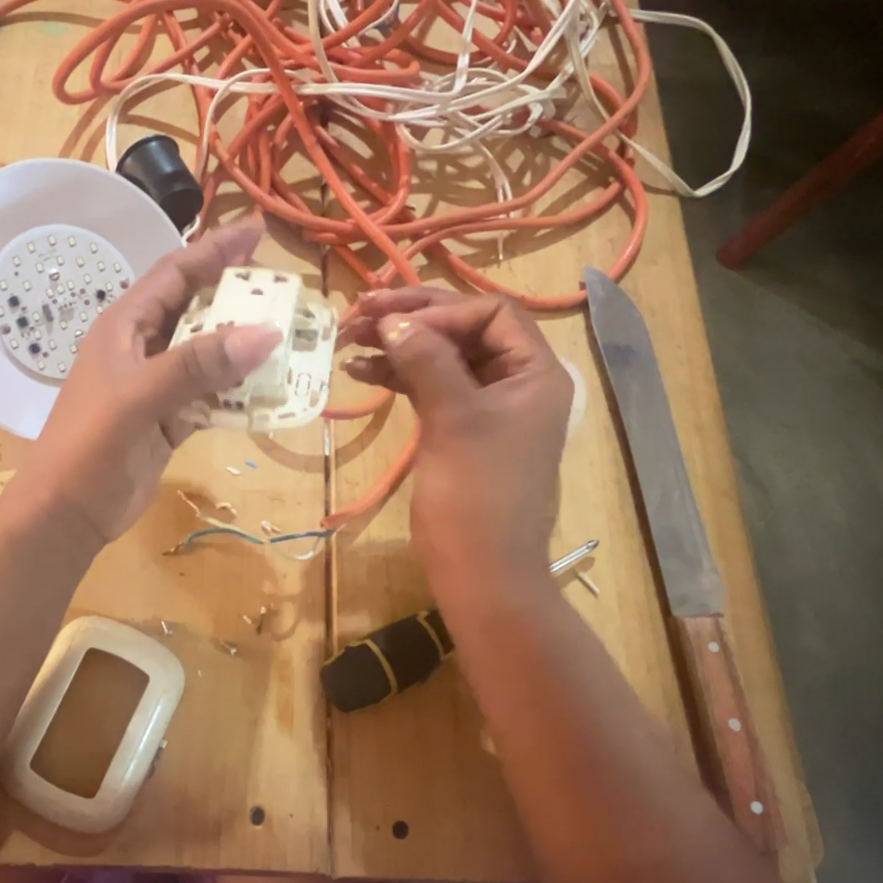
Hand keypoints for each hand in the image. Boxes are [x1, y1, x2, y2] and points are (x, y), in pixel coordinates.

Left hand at [8, 219, 282, 542]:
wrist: (66, 512)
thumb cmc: (90, 446)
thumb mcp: (140, 397)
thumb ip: (199, 364)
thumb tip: (267, 333)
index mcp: (124, 326)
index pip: (175, 273)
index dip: (215, 249)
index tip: (257, 231)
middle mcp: (141, 348)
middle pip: (195, 309)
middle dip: (237, 296)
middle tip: (284, 289)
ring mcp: (155, 385)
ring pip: (207, 354)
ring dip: (242, 347)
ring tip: (288, 336)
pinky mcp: (167, 420)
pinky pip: (210, 395)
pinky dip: (236, 392)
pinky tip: (268, 392)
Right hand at [339, 287, 573, 601]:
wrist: (480, 570)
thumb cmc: (478, 495)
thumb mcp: (455, 419)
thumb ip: (427, 361)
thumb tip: (393, 318)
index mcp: (533, 372)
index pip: (490, 313)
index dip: (440, 311)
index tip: (393, 323)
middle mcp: (513, 381)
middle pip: (461, 330)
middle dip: (411, 319)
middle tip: (358, 313)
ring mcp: (483, 405)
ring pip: (438, 357)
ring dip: (396, 345)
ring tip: (348, 339)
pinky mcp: (457, 428)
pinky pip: (427, 387)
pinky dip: (396, 376)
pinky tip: (358, 371)